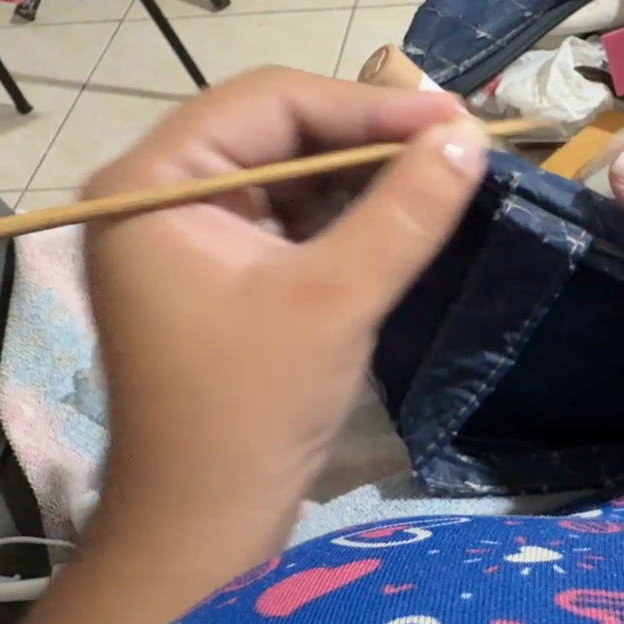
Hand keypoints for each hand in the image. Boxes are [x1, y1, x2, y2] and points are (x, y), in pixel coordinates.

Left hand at [83, 69, 485, 547]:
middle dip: (371, 136)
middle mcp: (164, 194)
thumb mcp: (335, 298)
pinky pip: (298, 221)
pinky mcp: (229, 273)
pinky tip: (406, 211)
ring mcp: (195, 235)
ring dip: (368, 174)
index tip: (455, 118)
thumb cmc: (252, 407)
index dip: (370, 104)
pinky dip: (353, 214)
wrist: (209, 519)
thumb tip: (469, 140)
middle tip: (457, 142)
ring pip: (295, 176)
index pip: (270, 103)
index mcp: (154, 182)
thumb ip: (404, 212)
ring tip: (444, 169)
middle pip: (281, 133)